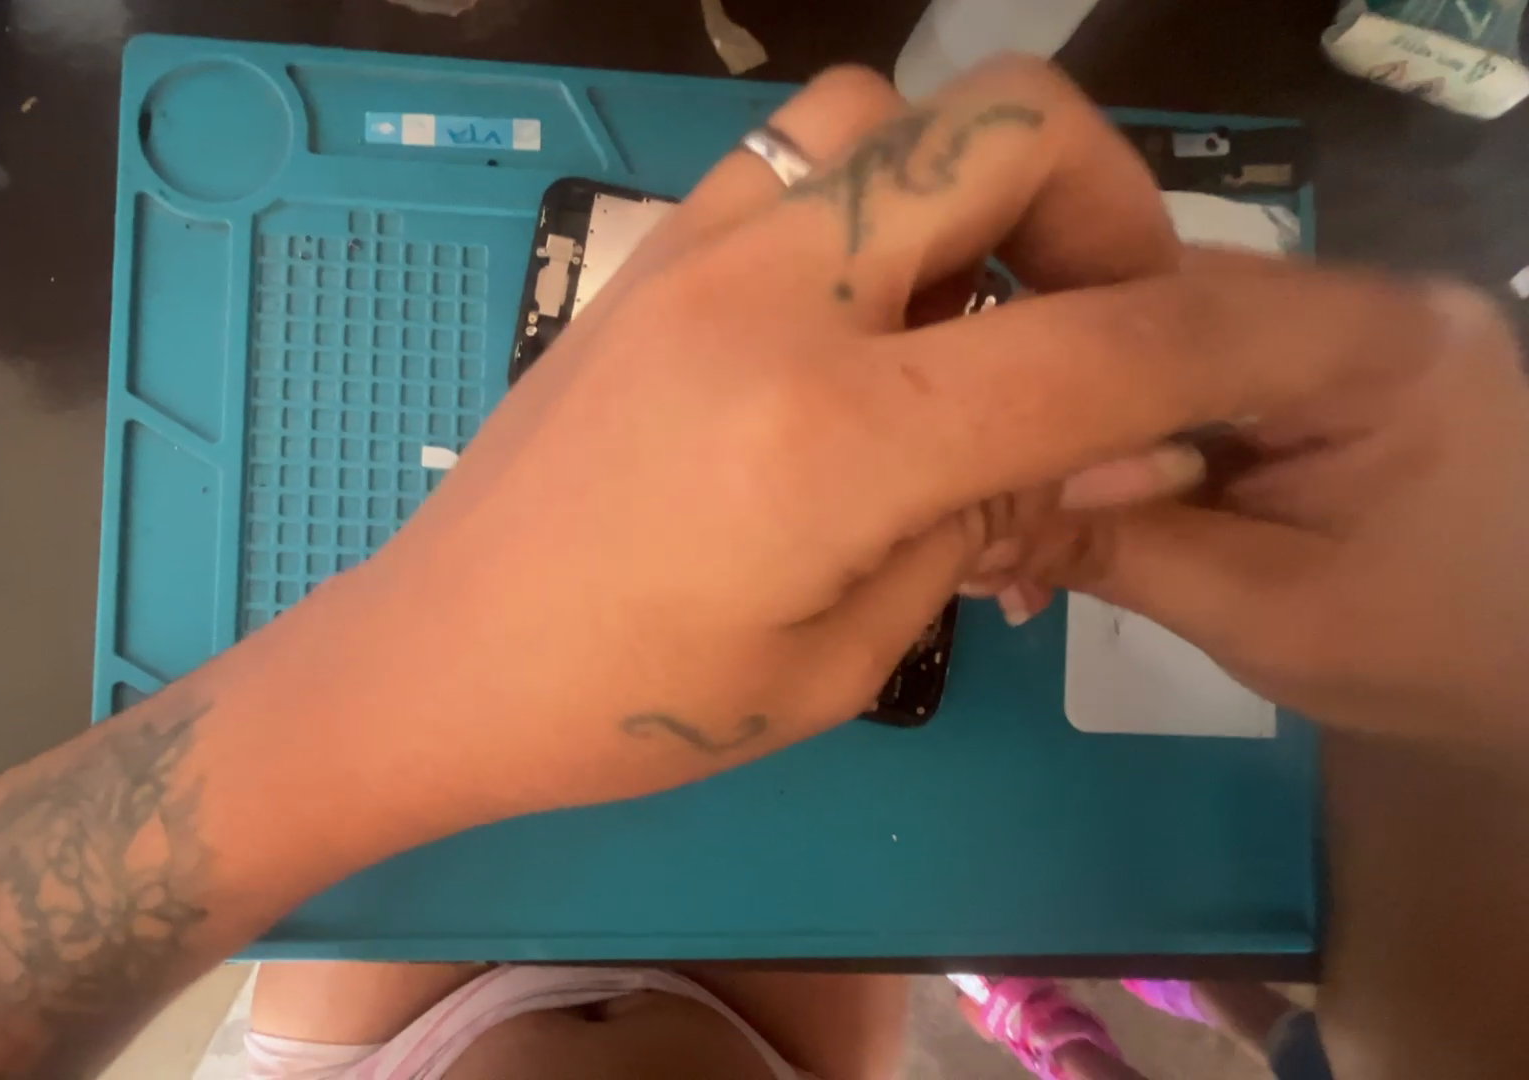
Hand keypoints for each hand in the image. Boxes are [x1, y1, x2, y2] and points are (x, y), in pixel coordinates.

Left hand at [291, 60, 1453, 824]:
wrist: (441, 658)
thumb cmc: (624, 709)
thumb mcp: (834, 662)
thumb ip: (974, 536)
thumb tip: (1098, 449)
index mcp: (835, 434)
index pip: (1097, 342)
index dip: (1216, 346)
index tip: (1245, 371)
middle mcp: (767, 301)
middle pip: (1000, 127)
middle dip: (1098, 203)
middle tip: (1084, 319)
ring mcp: (682, 261)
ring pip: (875, 115)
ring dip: (959, 184)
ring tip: (950, 308)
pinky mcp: (628, 270)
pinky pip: (775, 170)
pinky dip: (852, 202)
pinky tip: (837, 312)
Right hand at [972, 250, 1528, 739]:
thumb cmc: (1433, 654)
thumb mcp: (1250, 608)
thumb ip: (1105, 546)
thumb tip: (960, 521)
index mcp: (1379, 343)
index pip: (1165, 310)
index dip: (1044, 370)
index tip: (957, 445)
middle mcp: (1350, 311)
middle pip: (1139, 325)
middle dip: (1042, 416)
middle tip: (965, 497)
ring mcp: (1318, 343)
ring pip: (1135, 363)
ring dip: (1059, 444)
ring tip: (1001, 530)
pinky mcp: (1289, 386)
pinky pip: (1159, 397)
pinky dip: (1096, 457)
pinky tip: (1054, 520)